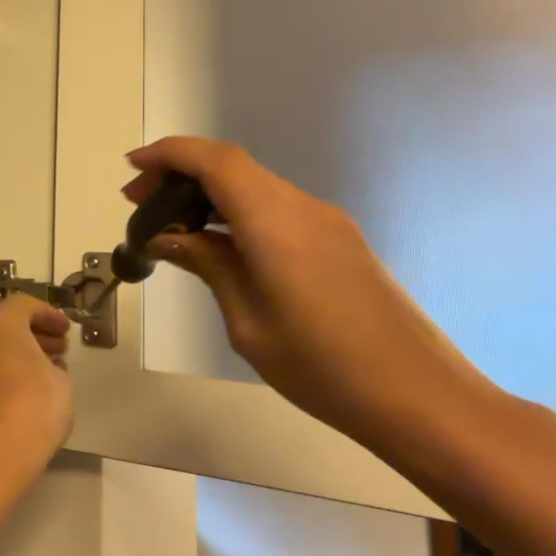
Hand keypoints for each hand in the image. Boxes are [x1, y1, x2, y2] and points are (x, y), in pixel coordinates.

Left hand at [0, 294, 72, 466]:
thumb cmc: (33, 407)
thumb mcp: (60, 380)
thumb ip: (53, 363)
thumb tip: (44, 365)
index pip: (25, 305)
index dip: (49, 315)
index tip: (67, 331)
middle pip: (5, 323)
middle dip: (34, 333)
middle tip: (59, 349)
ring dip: (18, 351)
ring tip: (46, 369)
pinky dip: (4, 368)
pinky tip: (25, 388)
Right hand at [124, 137, 500, 444]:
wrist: (423, 400)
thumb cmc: (323, 367)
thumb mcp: (247, 322)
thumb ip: (208, 267)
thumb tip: (167, 238)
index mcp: (276, 223)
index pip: (216, 162)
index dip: (169, 155)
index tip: (131, 170)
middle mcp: (303, 209)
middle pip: (233, 167)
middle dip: (179, 175)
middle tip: (138, 205)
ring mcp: (327, 224)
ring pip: (254, 187)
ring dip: (206, 195)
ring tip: (168, 228)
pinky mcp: (339, 243)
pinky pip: (275, 210)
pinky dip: (234, 213)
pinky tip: (215, 245)